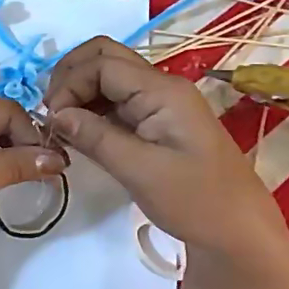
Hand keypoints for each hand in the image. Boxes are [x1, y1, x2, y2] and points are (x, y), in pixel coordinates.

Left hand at [0, 92, 68, 249]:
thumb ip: (17, 164)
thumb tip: (60, 159)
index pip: (9, 111)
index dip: (33, 137)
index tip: (54, 168)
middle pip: (1, 119)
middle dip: (23, 145)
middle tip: (44, 177)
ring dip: (9, 154)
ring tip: (24, 180)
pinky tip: (0, 179)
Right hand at [44, 37, 288, 259]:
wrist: (237, 231)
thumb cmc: (194, 201)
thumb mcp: (139, 171)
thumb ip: (95, 137)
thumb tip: (54, 115)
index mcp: (162, 91)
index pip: (102, 64)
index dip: (69, 84)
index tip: (51, 120)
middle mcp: (161, 87)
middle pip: (106, 57)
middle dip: (71, 77)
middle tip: (51, 112)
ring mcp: (160, 104)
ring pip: (109, 78)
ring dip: (79, 93)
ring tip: (59, 125)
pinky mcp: (157, 122)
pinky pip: (117, 102)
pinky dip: (92, 110)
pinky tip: (78, 132)